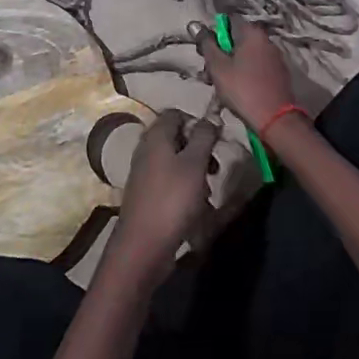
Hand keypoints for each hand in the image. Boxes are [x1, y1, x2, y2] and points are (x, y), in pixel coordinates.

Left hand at [109, 110, 219, 282]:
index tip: (215, 139)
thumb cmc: (172, 198)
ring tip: (208, 190)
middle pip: (177, 138)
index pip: (176, 113)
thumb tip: (210, 117)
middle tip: (214, 167)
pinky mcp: (147, 194)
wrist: (143, 244)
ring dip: (195, 172)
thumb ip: (204, 136)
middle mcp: (146, 149)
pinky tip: (196, 206)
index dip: (197, 121)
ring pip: (176, 161)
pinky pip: (170, 181)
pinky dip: (185, 188)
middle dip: (199, 150)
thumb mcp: (194, 163)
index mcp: (155, 136)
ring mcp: (144, 172)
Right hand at [194, 15, 292, 131]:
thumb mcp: (218, 66)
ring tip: (218, 85)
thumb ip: (206, 44)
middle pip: (237, 39)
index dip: (213, 33)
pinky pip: (255, 66)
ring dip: (230, 65)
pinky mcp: (278, 74)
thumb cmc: (242, 89)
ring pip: (245, 55)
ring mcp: (275, 57)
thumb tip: (195, 24)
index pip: (229, 20)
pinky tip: (236, 90)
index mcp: (253, 33)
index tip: (205, 51)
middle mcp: (267, 40)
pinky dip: (244, 73)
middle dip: (220, 53)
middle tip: (208, 72)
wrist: (275, 119)